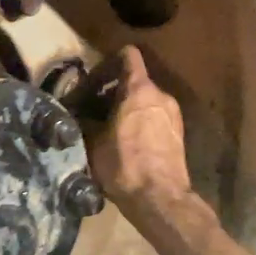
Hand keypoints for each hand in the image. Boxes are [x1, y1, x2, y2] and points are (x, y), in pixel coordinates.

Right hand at [89, 46, 193, 215]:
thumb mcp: (93, 142)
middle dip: (112, 92)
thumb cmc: (124, 165)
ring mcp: (173, 114)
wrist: (161, 199)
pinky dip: (140, 122)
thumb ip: (85, 119)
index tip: (93, 81)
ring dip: (126, 109)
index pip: (127, 55)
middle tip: (93, 111)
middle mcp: (160, 94)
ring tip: (108, 131)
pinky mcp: (179, 133)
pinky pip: (155, 117)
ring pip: (145, 100)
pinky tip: (127, 144)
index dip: (108, 62)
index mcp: (139, 89)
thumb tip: (76, 111)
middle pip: (134, 80)